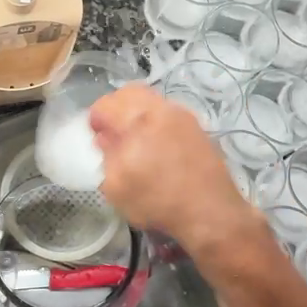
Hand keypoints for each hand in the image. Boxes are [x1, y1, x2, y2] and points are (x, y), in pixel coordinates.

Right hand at [89, 83, 259, 251]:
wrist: (211, 213)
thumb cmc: (157, 201)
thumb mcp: (116, 186)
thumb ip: (106, 156)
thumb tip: (105, 139)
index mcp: (137, 119)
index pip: (106, 104)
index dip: (95, 120)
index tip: (96, 138)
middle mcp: (161, 109)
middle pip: (130, 93)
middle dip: (115, 109)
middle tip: (112, 133)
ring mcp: (184, 116)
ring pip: (151, 101)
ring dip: (137, 115)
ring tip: (135, 142)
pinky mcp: (198, 129)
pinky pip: (169, 114)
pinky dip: (156, 123)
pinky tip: (156, 148)